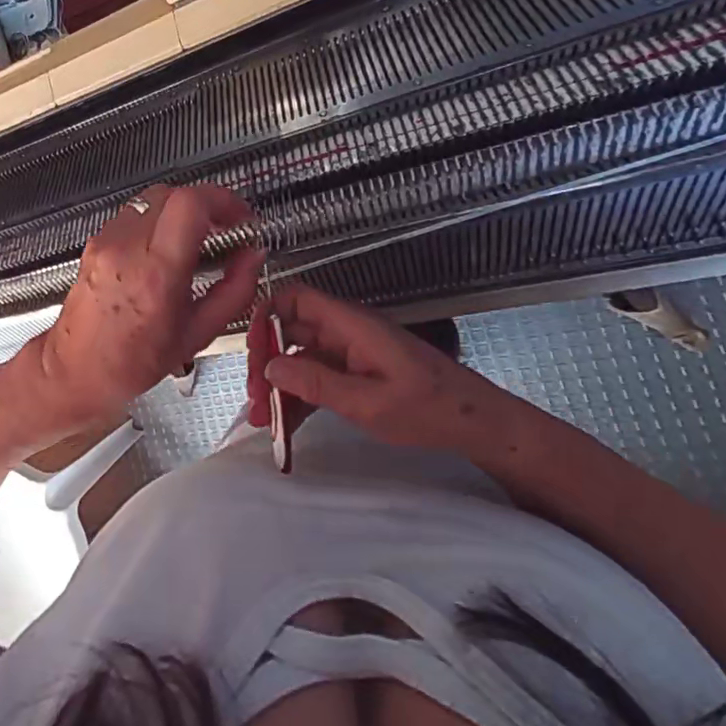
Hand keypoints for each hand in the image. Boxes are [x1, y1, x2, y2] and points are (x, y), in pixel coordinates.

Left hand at [33, 184, 264, 426]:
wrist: (77, 370)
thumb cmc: (130, 360)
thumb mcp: (198, 333)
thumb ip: (235, 290)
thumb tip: (252, 258)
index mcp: (156, 274)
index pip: (191, 204)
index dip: (223, 201)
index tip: (238, 216)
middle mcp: (127, 250)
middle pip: (174, 193)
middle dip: (206, 204)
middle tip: (222, 227)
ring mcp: (106, 243)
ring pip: (152, 198)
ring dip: (180, 211)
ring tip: (195, 239)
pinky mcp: (96, 243)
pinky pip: (133, 214)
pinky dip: (157, 222)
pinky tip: (165, 248)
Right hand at [247, 283, 523, 454]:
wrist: (473, 422)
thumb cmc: (427, 409)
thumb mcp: (368, 403)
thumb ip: (316, 383)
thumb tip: (269, 366)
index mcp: (351, 325)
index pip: (295, 299)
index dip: (266, 318)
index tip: (251, 355)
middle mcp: (345, 331)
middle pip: (289, 331)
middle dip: (265, 362)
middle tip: (254, 400)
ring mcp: (349, 352)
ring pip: (298, 358)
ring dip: (277, 386)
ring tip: (262, 421)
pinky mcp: (354, 371)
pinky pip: (315, 377)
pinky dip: (298, 397)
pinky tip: (284, 426)